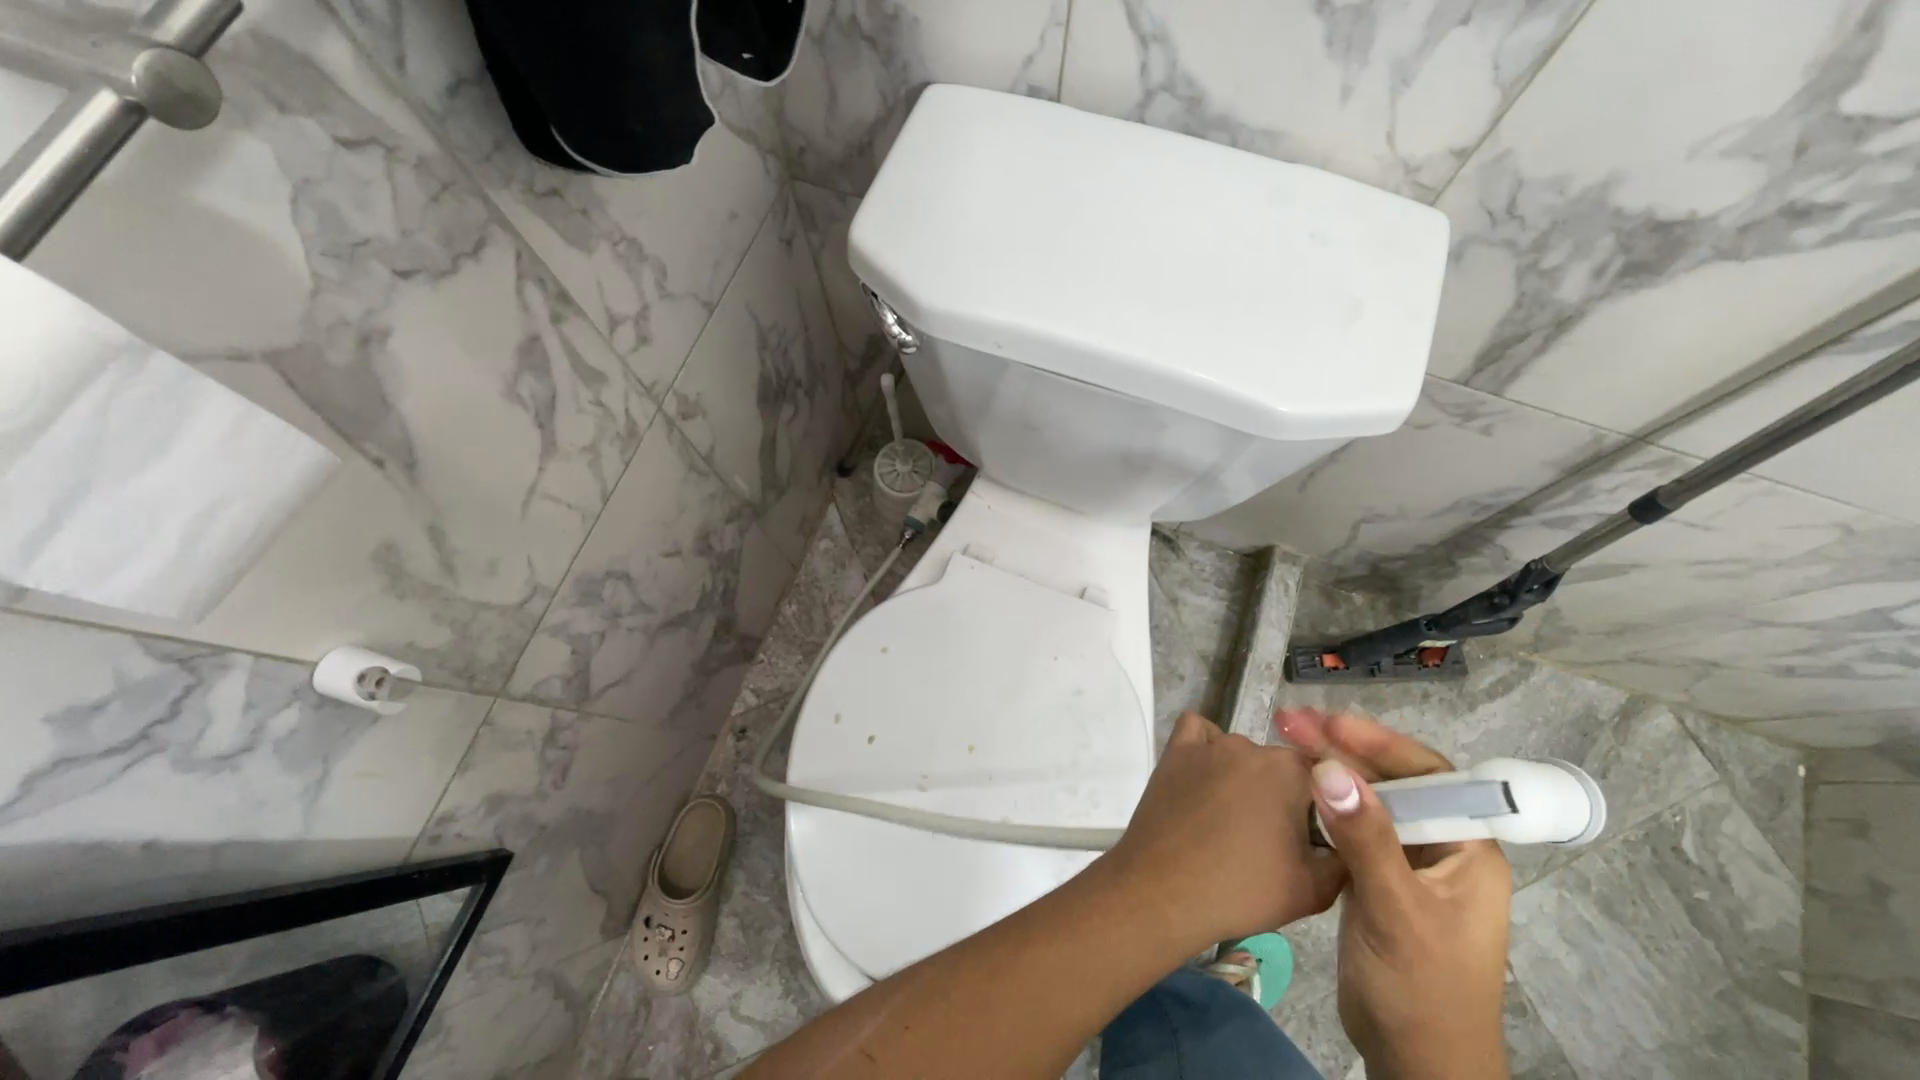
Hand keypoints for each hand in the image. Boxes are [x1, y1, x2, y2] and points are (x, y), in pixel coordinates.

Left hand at [1101, 712, 1345, 951]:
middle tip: (1270, 840)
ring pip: (1242, 755)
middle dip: (1282, 798)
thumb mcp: (1315, 890)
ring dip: (1244, 779)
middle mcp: (1252, 747)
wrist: (1163, 893)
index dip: (1323, 812)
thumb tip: (1355, 837)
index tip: (1310, 840)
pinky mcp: (1175, 752)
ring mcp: (1209, 746)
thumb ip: (1348, 855)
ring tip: (1232, 821)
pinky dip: (1205, 748)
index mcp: (1292, 773)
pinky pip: (1198, 733)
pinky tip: (1205, 777)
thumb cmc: (1241, 892)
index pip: (1324, 781)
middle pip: (1281, 768)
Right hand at [1276, 708, 1512, 1079]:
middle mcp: (1441, 849)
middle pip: (1394, 784)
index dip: (1380, 744)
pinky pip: (1351, 833)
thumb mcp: (1396, 911)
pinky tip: (1293, 795)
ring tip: (1284, 745)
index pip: (1429, 776)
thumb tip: (1329, 769)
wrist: (1415, 1061)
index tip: (1330, 721)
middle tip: (1290, 723)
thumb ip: (1366, 839)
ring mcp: (1407, 868)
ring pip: (1368, 806)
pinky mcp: (1377, 885)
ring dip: (1330, 776)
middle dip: (1344, 752)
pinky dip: (1323, 811)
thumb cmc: (1422, 988)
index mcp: (1468, 849)